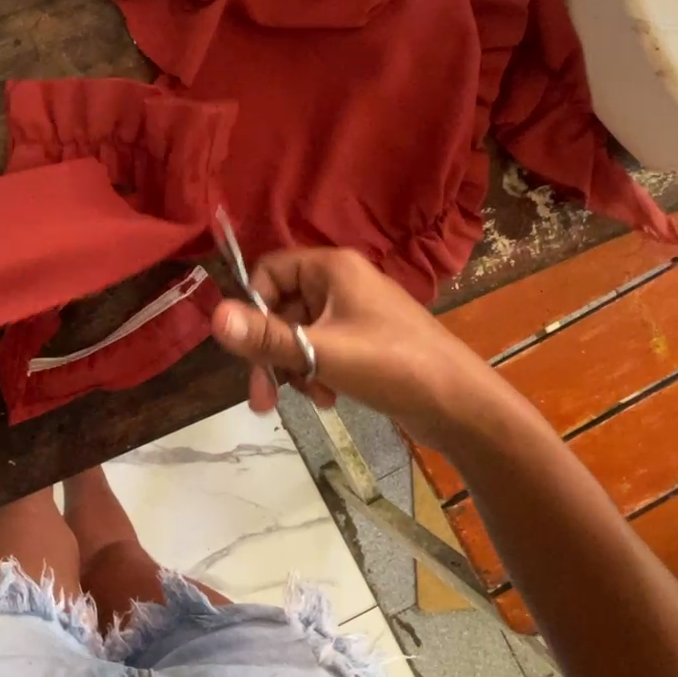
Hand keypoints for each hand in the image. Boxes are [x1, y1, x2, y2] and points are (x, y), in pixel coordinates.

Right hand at [211, 248, 515, 451]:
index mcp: (331, 268)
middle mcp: (340, 282)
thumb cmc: (395, 368)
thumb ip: (266, 337)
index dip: (252, 307)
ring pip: (298, 332)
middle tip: (264, 397)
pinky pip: (320, 348)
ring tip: (309, 398)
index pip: (268, 272)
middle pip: (280, 307)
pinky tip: (329, 398)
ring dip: (294, 367)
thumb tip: (213, 317)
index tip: (249, 347)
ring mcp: (354, 311)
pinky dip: (316, 372)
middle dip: (271, 351)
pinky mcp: (364, 340)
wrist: (464, 408)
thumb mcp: (323, 353)